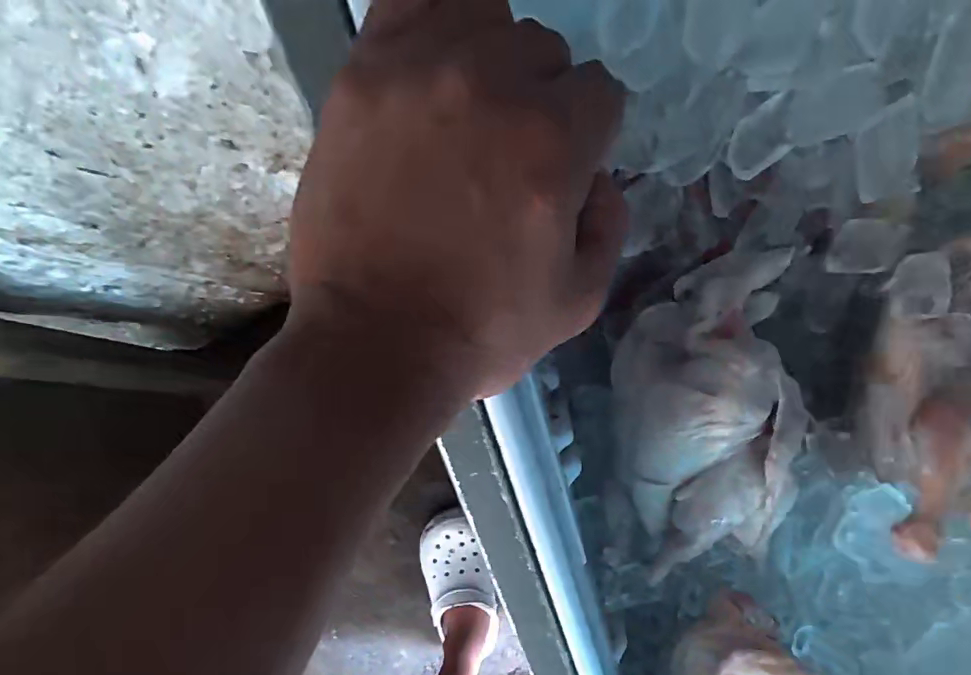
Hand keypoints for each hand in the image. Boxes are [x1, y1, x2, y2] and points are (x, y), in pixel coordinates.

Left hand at [287, 0, 626, 401]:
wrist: (376, 345)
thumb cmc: (480, 335)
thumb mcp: (575, 305)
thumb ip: (609, 229)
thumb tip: (602, 182)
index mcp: (552, 144)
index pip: (600, 94)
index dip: (591, 139)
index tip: (565, 176)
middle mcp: (490, 87)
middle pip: (545, 51)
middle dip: (544, 103)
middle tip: (512, 161)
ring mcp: (418, 72)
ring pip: (483, 14)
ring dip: (493, 57)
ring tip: (472, 115)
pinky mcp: (361, 78)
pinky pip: (409, 4)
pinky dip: (432, 26)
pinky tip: (432, 73)